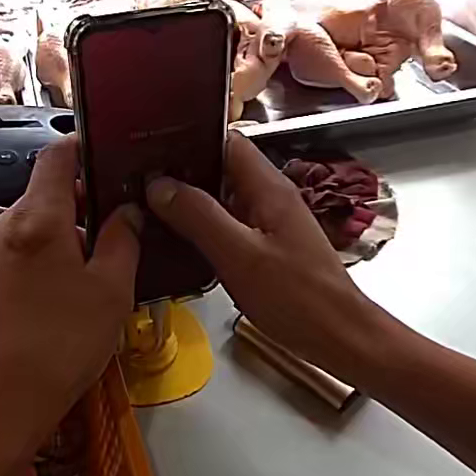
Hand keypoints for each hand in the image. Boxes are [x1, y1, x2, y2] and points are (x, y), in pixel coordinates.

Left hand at [0, 136, 139, 465]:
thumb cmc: (54, 347)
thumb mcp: (110, 289)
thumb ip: (124, 240)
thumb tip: (129, 212)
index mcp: (37, 217)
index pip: (57, 154)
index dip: (86, 147)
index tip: (115, 156)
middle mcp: (8, 226)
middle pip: (51, 190)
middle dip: (90, 201)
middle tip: (129, 221)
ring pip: (43, 223)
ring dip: (76, 234)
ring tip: (112, 262)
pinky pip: (31, 250)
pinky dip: (59, 256)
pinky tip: (83, 287)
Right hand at [148, 133, 408, 386]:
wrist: (338, 338)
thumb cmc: (296, 296)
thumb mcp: (240, 254)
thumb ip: (199, 216)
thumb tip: (157, 185)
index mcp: (268, 187)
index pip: (226, 141)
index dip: (189, 138)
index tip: (151, 145)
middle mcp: (268, 197)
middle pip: (219, 169)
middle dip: (181, 172)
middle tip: (137, 179)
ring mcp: (266, 223)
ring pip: (220, 199)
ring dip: (187, 202)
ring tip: (145, 206)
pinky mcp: (263, 248)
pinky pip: (224, 226)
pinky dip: (199, 228)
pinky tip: (174, 241)